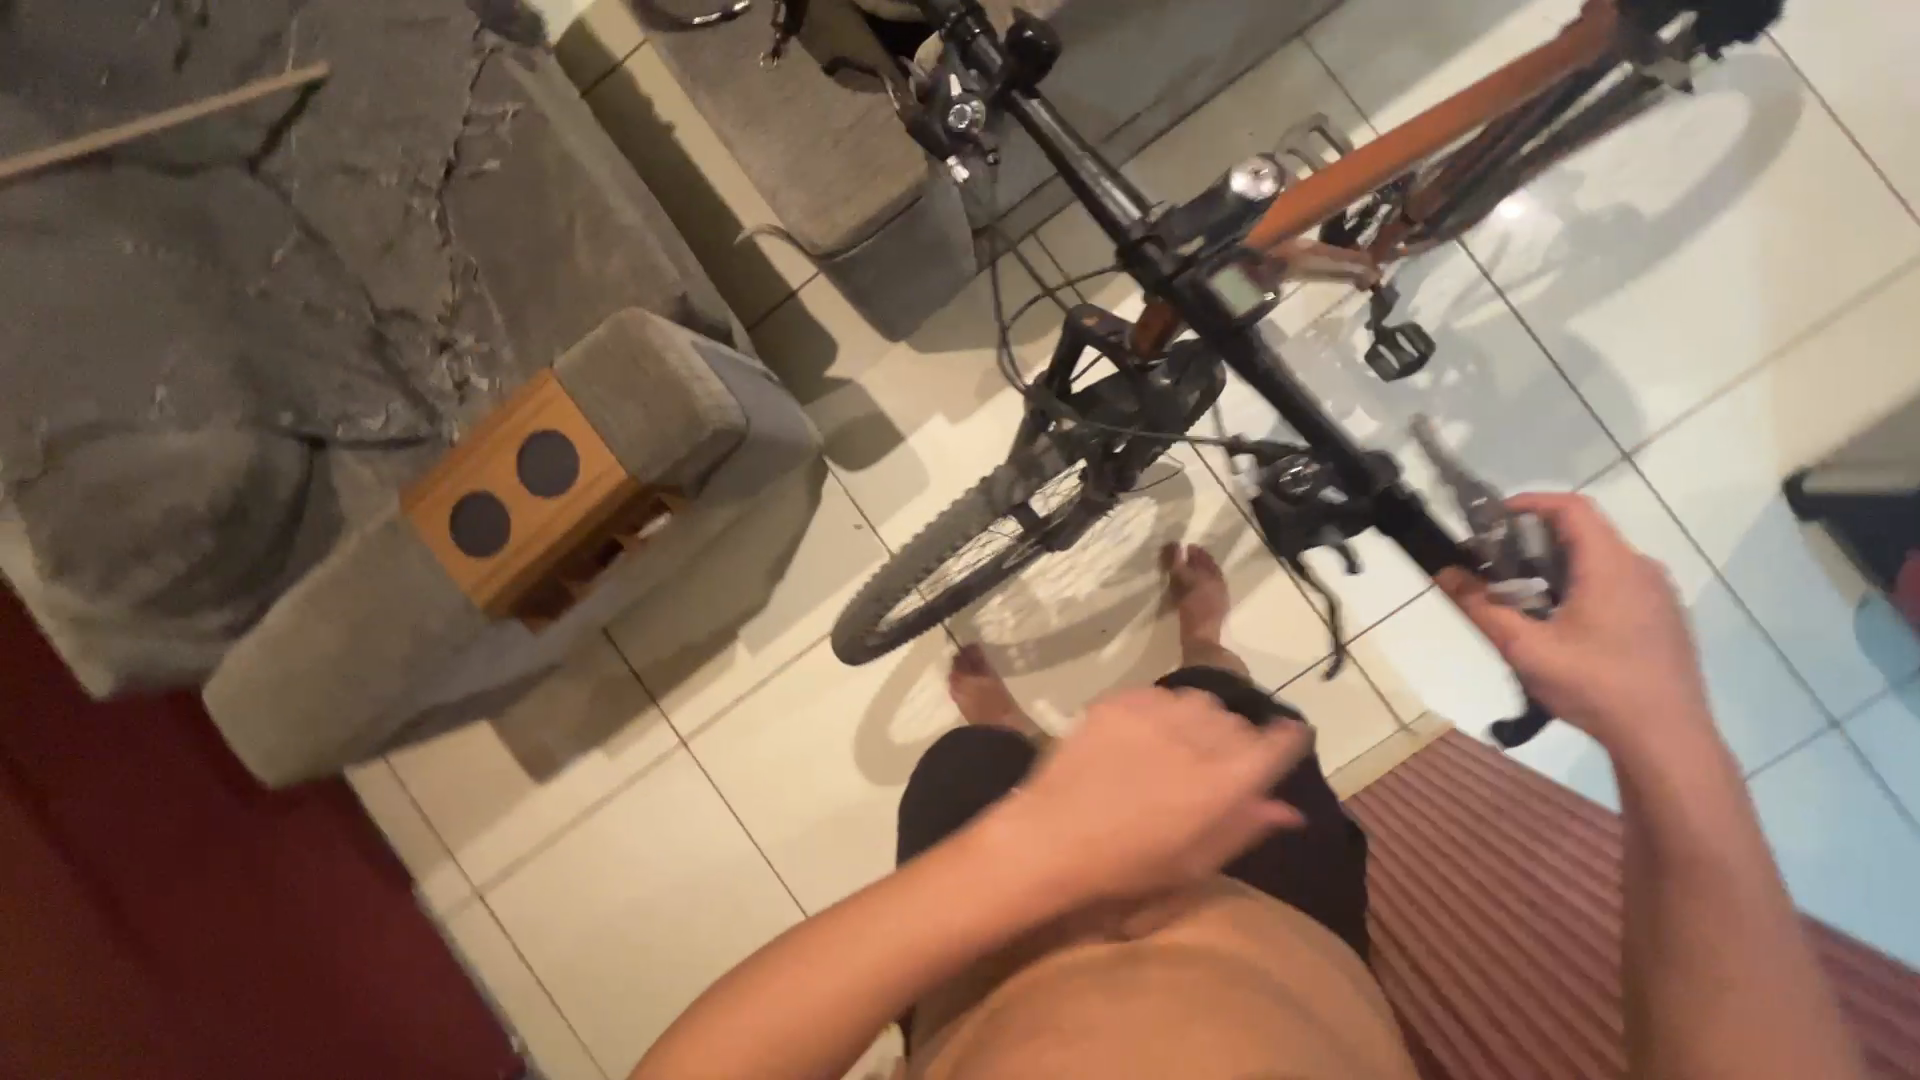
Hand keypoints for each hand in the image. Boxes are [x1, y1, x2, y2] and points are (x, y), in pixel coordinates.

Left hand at [977, 685, 1312, 905]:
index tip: (1287, 737)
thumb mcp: (1195, 861)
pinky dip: (1159, 711)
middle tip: (1215, 761)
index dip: (1286, 738)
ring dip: (1198, 720)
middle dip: (1236, 739)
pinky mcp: (1118, 702)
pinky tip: (1143, 734)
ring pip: (1198, 701)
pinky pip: (1156, 694)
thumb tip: (1288, 808)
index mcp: (1222, 784)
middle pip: (1237, 722)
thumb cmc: (1128, 864)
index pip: (1276, 743)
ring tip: (1177, 744)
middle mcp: (1195, 740)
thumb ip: (1245, 826)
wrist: (1052, 837)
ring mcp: (1153, 715)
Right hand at [1437, 493, 1714, 755]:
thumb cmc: (1595, 686)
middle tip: (1494, 568)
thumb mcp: (1524, 648)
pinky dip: (1580, 587)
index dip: (1528, 502)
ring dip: (1555, 567)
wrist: (1667, 739)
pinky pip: (1616, 584)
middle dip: (1532, 541)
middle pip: (1583, 533)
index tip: (1490, 519)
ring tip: (1521, 600)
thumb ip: (1480, 607)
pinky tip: (1560, 626)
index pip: (1571, 508)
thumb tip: (1443, 573)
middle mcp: (1641, 569)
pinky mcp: (1664, 619)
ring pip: (1599, 561)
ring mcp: (1658, 595)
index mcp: (1612, 566)